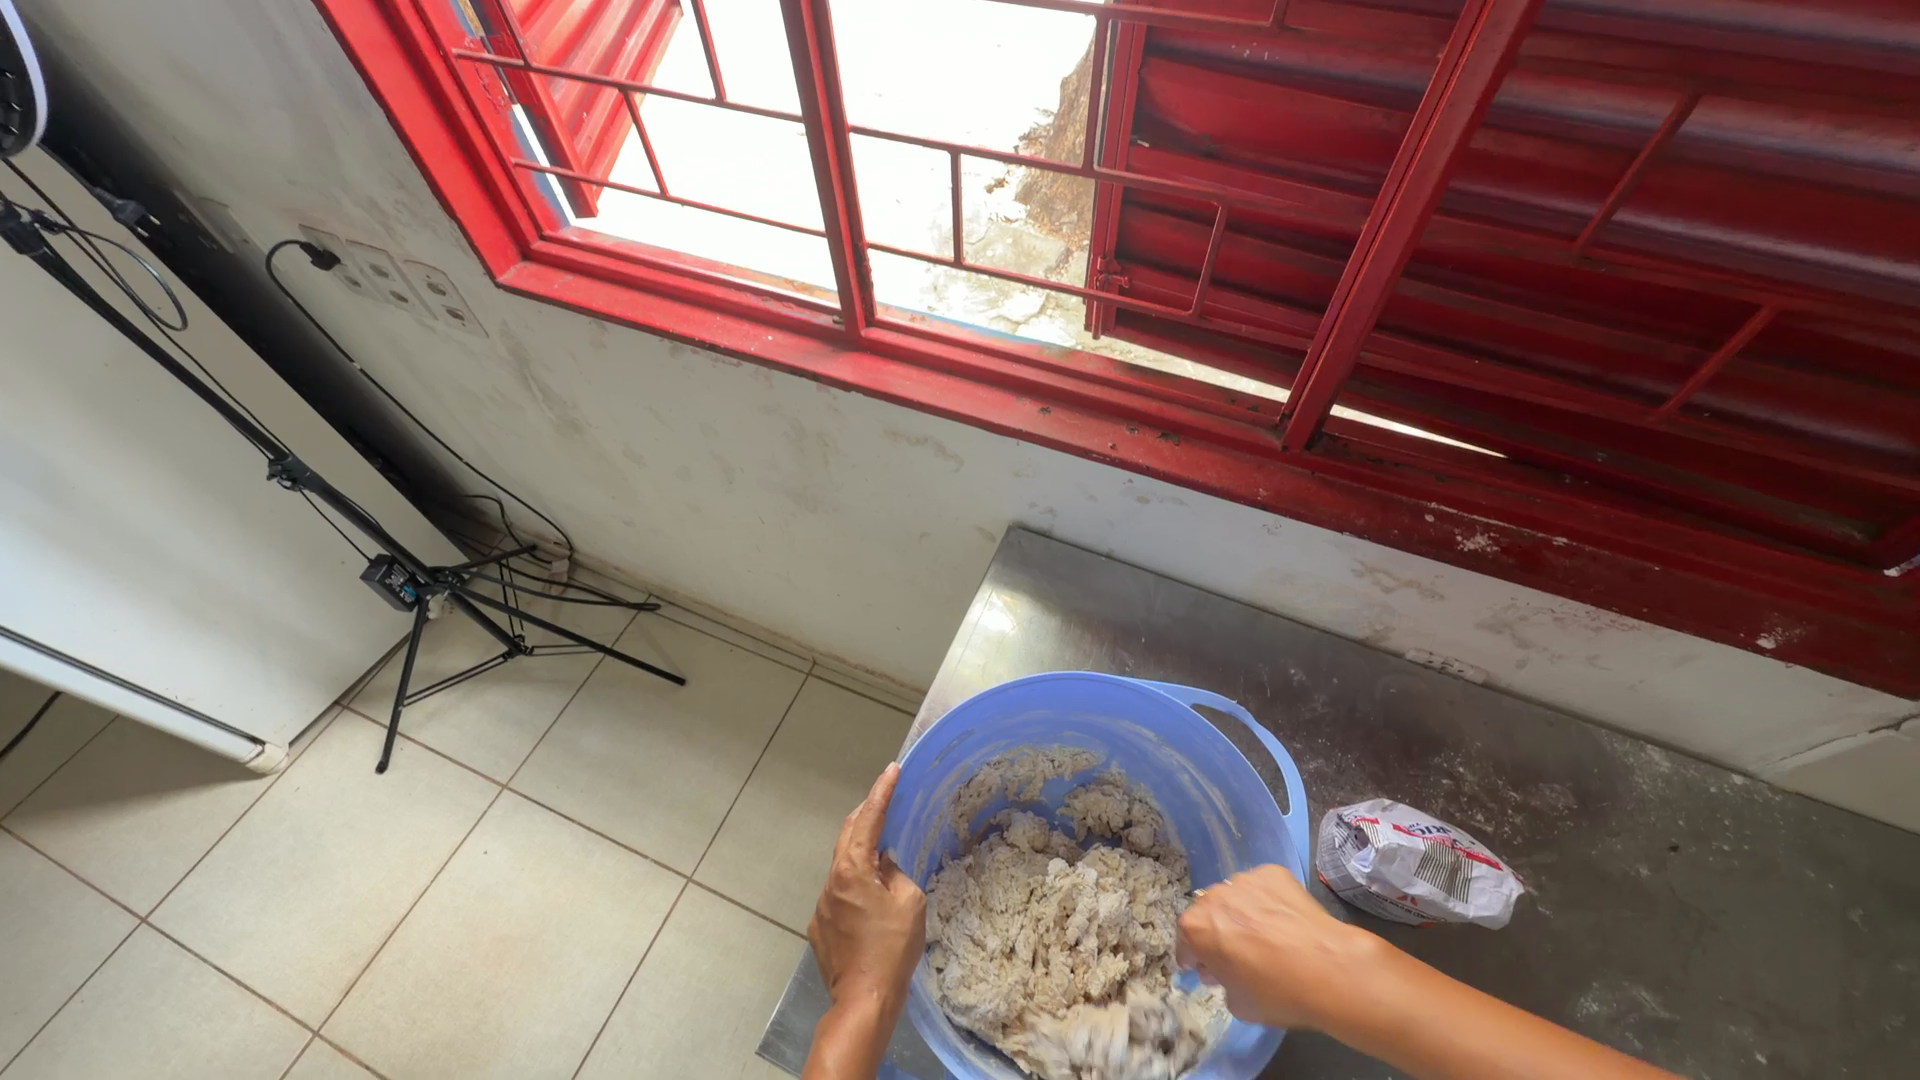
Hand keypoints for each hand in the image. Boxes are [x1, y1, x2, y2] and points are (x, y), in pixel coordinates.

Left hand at [808, 762, 925, 1013]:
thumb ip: (897, 873)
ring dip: (861, 853)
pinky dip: (854, 886)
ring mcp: (821, 905)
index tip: (892, 770)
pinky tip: (871, 904)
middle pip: (848, 835)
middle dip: (867, 814)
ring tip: (884, 854)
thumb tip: (885, 867)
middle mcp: (831, 881)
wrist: (864, 1000)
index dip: (882, 792)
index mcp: (853, 869)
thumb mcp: (910, 902)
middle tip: (886, 799)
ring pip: (842, 866)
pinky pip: (838, 894)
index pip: (869, 819)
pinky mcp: (819, 927)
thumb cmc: (892, 949)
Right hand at [1176, 864, 1377, 1029]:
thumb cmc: (1277, 992)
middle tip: (1236, 953)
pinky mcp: (1272, 872)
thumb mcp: (1238, 1005)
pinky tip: (1285, 921)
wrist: (1328, 968)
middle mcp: (1213, 897)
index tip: (1205, 969)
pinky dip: (1267, 901)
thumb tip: (1224, 972)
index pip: (1185, 942)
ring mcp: (1243, 880)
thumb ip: (1222, 984)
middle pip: (1208, 914)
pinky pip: (1262, 888)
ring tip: (1266, 935)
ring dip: (1241, 913)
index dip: (1194, 958)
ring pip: (1235, 898)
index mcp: (1196, 928)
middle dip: (1216, 932)